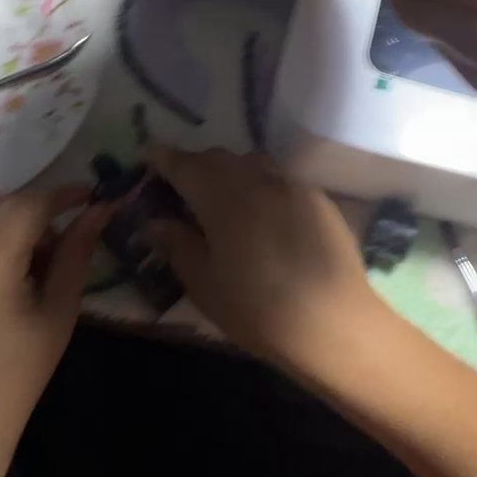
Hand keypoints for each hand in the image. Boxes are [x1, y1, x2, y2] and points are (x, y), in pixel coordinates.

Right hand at [145, 146, 381, 364]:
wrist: (331, 320)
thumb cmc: (257, 308)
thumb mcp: (204, 284)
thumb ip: (177, 245)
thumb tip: (156, 222)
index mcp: (222, 196)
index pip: (184, 164)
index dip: (161, 158)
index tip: (145, 156)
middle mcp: (257, 179)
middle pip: (218, 159)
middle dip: (194, 165)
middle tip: (179, 186)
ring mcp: (292, 185)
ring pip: (252, 163)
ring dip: (229, 171)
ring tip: (220, 197)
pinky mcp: (318, 198)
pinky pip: (280, 179)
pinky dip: (261, 185)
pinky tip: (261, 212)